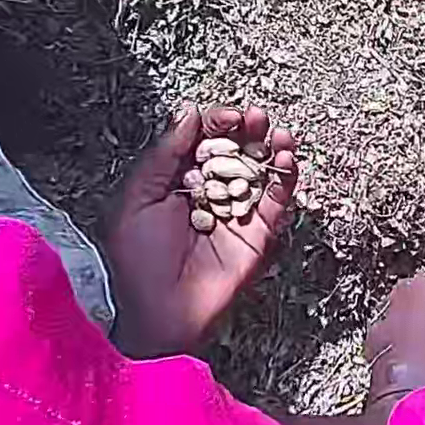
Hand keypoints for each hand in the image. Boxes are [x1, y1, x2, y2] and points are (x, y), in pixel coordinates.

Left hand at [104, 105, 298, 357]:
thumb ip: (165, 153)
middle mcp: (213, 189)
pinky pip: (277, 201)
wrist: (155, 313)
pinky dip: (286, 179)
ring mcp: (238, 210)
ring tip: (278, 134)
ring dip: (274, 148)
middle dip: (249, 130)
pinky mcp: (258, 233)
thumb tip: (189, 111)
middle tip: (255, 117)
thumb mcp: (138, 198)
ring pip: (262, 171)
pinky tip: (287, 160)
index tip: (227, 115)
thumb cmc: (137, 258)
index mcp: (181, 179)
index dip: (218, 124)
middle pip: (238, 150)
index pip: (205, 140)